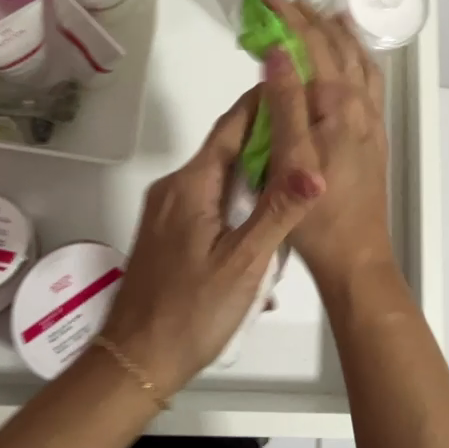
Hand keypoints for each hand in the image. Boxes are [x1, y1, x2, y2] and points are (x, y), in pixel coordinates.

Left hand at [97, 85, 324, 394]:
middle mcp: (175, 186)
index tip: (297, 87)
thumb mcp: (244, 263)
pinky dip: (237, 206)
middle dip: (267, 144)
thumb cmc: (191, 311)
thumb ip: (279, 211)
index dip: (264, 102)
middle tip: (309, 141)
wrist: (135, 360)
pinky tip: (263, 233)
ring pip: (220, 179)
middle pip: (227, 150)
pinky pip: (209, 203)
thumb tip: (314, 166)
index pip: (233, 125)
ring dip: (254, 181)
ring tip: (294, 187)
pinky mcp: (167, 231)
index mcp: (191, 184)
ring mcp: (167, 209)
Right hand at [261, 0, 395, 288]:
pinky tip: (350, 66)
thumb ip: (286, 103)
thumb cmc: (317, 214)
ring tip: (326, 16)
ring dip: (340, 35)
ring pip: (360, 62)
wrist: (357, 259)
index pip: (313, 45)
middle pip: (340, 47)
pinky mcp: (373, 138)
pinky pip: (369, 82)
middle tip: (288, 1)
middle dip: (313, 19)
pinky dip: (357, 60)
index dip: (290, 17)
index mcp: (338, 105)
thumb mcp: (291, 159)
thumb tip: (278, 52)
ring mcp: (370, 121)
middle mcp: (361, 105)